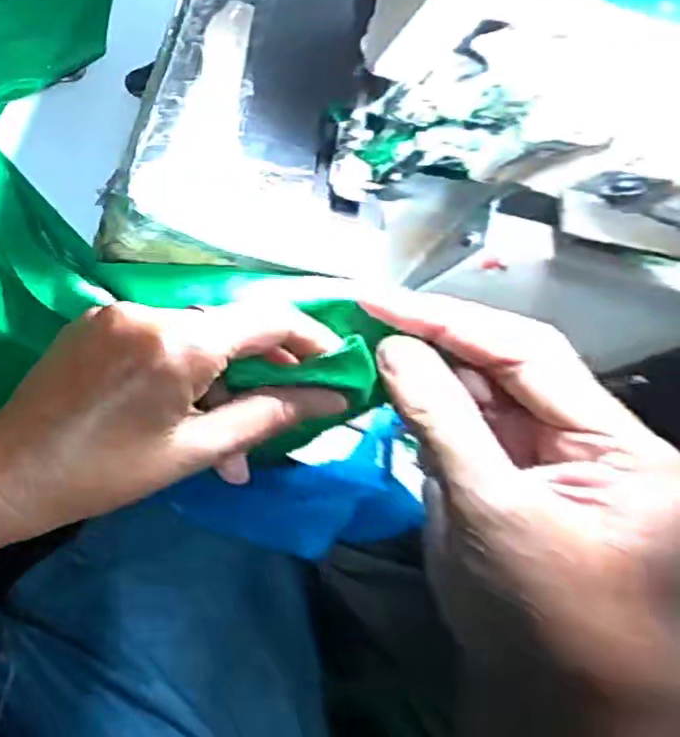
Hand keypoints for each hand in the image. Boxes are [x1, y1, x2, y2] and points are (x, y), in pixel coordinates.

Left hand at [0, 301, 349, 546]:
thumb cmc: (109, 467)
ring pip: (182, 341)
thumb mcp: (198, 447)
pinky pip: (145, 342)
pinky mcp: (84, 327)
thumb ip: (268, 414)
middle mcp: (139, 313)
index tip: (338, 371)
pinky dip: (170, 373)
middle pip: (220, 332)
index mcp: (173, 338)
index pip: (264, 319)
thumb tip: (333, 397)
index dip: (310, 341)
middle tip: (270, 431)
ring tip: (219, 452)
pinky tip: (174, 418)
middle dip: (252, 379)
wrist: (17, 464)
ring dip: (209, 387)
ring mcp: (105, 316)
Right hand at [365, 292, 679, 719]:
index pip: (530, 357)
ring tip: (356, 333)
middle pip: (506, 362)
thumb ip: (440, 417)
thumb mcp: (487, 505)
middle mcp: (595, 442)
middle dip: (431, 331)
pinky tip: (378, 374)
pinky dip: (415, 390)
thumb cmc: (542, 605)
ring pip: (478, 384)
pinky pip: (459, 413)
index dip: (448, 319)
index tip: (373, 299)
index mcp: (628, 453)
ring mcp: (548, 454)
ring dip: (418, 358)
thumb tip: (392, 344)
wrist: (553, 684)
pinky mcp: (505, 468)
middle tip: (356, 308)